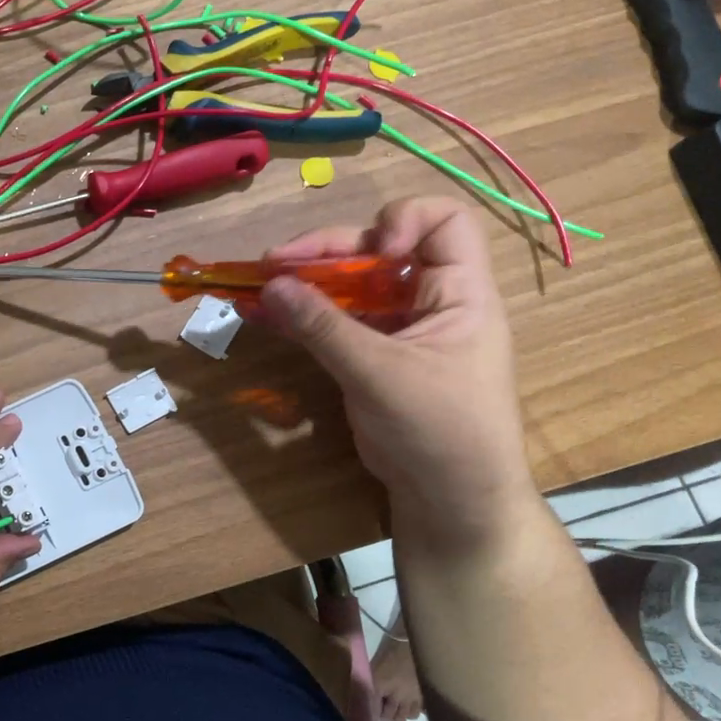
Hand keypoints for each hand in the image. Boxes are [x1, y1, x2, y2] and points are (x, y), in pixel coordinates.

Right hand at [244, 197, 540, 544]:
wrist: (449, 498)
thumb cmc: (439, 429)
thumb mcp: (380, 373)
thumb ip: (324, 327)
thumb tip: (271, 285)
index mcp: (460, 293)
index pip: (444, 222)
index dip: (402, 222)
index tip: (369, 254)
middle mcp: (430, 301)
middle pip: (379, 251)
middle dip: (327, 252)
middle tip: (276, 264)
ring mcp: (398, 329)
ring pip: (350, 287)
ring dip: (305, 283)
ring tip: (260, 287)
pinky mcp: (371, 356)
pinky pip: (334, 322)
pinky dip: (301, 315)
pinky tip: (263, 315)